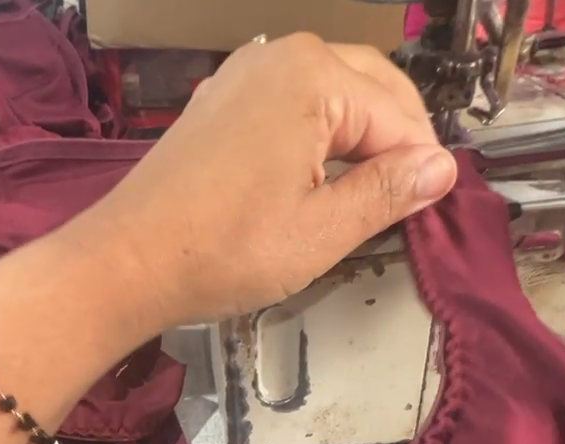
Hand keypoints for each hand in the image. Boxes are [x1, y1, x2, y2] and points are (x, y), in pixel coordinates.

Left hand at [73, 34, 455, 328]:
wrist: (127, 264)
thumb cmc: (220, 253)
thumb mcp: (319, 233)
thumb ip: (386, 194)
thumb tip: (438, 169)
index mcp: (313, 76)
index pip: (396, 114)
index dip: (419, 165)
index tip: (428, 207)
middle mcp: (276, 58)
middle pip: (366, 89)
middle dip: (392, 141)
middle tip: (403, 201)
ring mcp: (239, 78)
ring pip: (326, 96)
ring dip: (354, 138)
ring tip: (361, 195)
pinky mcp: (215, 107)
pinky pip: (284, 108)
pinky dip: (311, 137)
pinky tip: (311, 179)